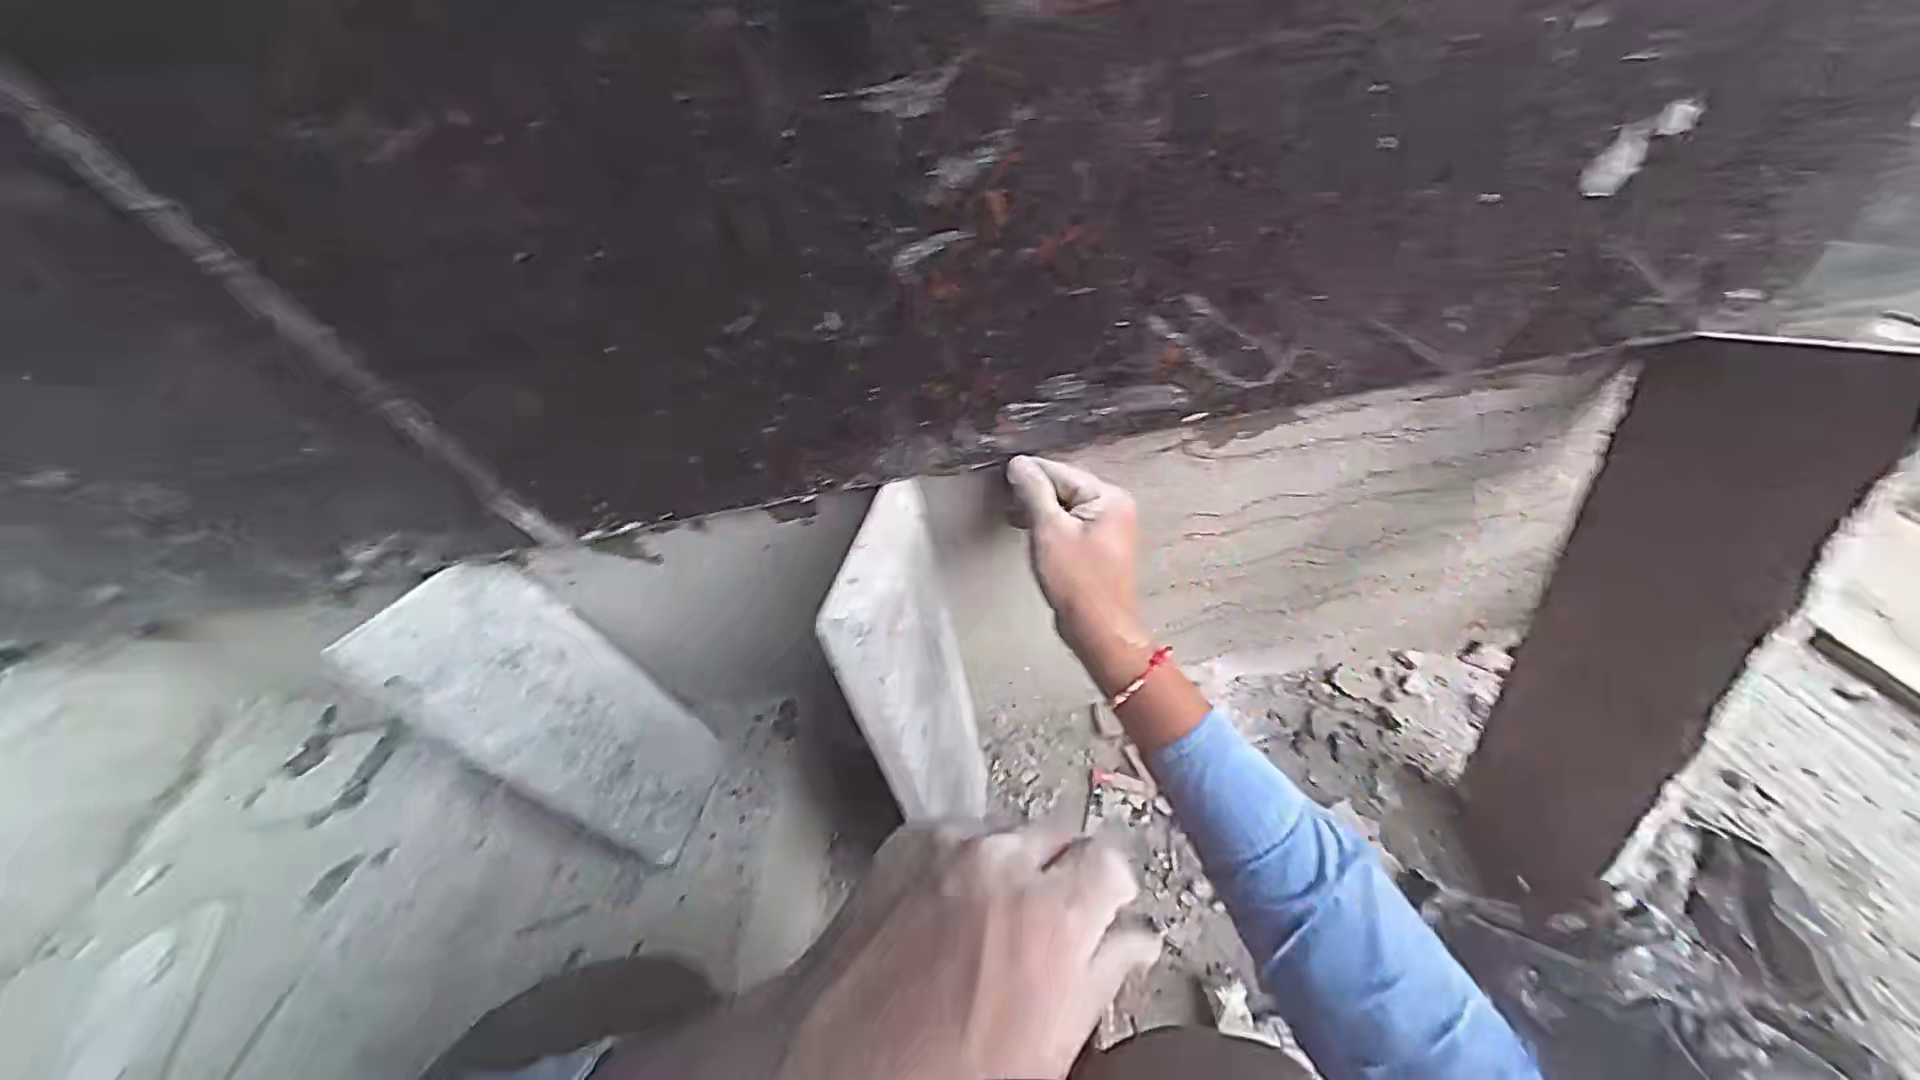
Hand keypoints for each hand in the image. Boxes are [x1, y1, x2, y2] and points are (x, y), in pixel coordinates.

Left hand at [776, 824, 1160, 1079]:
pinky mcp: (911, 835)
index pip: (1110, 860)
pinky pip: (963, 830)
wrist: (836, 1061)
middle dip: (1064, 870)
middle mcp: (1003, 861)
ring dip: (1014, 861)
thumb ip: (1103, 973)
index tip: (1104, 906)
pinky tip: (950, 903)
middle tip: (1046, 916)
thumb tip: (1136, 936)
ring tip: (989, 914)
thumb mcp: (1049, 1047)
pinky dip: (969, 856)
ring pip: (1011, 830)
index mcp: (1050, 919)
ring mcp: (952, 841)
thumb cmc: (948, 1075)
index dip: (1111, 886)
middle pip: (1062, 834)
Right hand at [1006, 456, 1153, 695]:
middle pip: (1065, 487)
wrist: (1099, 628)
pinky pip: (1071, 525)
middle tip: (1004, 500)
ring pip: (1066, 507)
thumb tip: (1019, 464)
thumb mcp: (1049, 530)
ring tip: (1013, 516)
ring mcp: (1109, 528)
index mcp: (1108, 497)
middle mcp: (1114, 507)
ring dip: (1039, 510)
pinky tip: (1031, 532)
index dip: (1029, 473)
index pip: (1061, 472)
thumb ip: (1033, 492)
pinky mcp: (1099, 547)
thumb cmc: (1076, 580)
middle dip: (1034, 493)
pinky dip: (1050, 525)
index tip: (1001, 476)